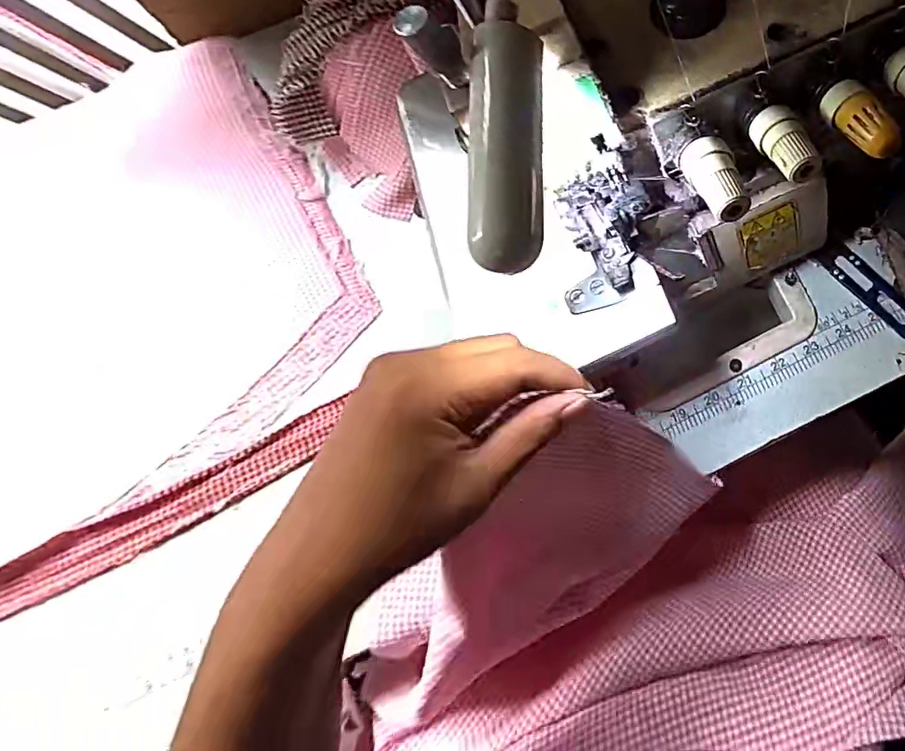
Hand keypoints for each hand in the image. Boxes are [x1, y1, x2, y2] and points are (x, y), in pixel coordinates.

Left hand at [265, 335, 589, 604]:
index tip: (589, 397)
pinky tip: (483, 412)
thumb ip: (531, 432)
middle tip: (559, 409)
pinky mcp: (383, 376)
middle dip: (536, 371)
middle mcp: (410, 359)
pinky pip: (449, 362)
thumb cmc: (397, 529)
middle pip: (498, 346)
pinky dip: (477, 378)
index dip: (560, 375)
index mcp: (430, 383)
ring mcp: (392, 364)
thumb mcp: (477, 484)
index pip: (516, 360)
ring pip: (476, 350)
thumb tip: (577, 402)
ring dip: (508, 373)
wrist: (315, 559)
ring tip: (525, 413)